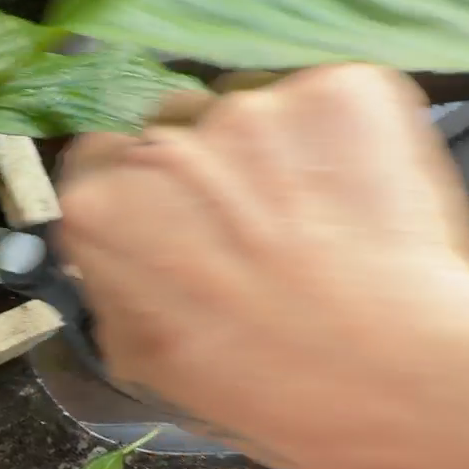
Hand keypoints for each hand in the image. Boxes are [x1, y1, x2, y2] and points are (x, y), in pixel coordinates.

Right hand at [55, 64, 468, 465]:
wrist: (380, 369)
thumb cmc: (240, 380)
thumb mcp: (130, 348)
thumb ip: (112, 280)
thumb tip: (123, 257)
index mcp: (97, 209)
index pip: (89, 164)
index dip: (121, 193)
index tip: (148, 218)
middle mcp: (159, 143)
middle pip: (161, 132)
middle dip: (184, 173)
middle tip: (226, 228)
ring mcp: (252, 107)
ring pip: (241, 114)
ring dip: (255, 154)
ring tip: (296, 216)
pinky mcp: (343, 88)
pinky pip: (318, 104)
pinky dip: (327, 140)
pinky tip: (345, 196)